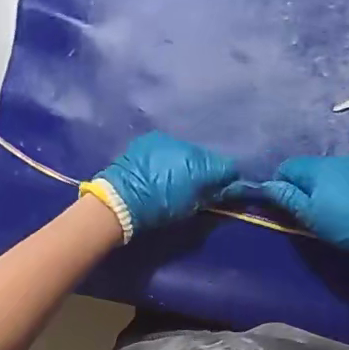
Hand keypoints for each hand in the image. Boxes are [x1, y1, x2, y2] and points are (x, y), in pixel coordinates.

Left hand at [87, 132, 239, 240]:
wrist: (120, 200)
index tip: (225, 190)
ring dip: (186, 162)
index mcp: (201, 164)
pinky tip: (161, 168)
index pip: (227, 166)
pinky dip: (169, 157)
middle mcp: (187, 146)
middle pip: (207, 157)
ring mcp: (167, 140)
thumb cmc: (158, 210)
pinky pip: (168, 147)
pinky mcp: (150, 139)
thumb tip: (229, 190)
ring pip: (188, 150)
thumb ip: (212, 195)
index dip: (228, 180)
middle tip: (200, 185)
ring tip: (177, 177)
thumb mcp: (190, 207)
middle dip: (206, 170)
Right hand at [229, 156, 348, 279]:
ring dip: (328, 184)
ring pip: (333, 170)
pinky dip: (348, 184)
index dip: (281, 184)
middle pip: (311, 167)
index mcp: (316, 167)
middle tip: (310, 209)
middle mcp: (337, 159)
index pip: (287, 167)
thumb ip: (287, 198)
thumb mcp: (309, 215)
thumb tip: (267, 185)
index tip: (286, 203)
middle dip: (306, 184)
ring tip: (335, 207)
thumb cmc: (344, 223)